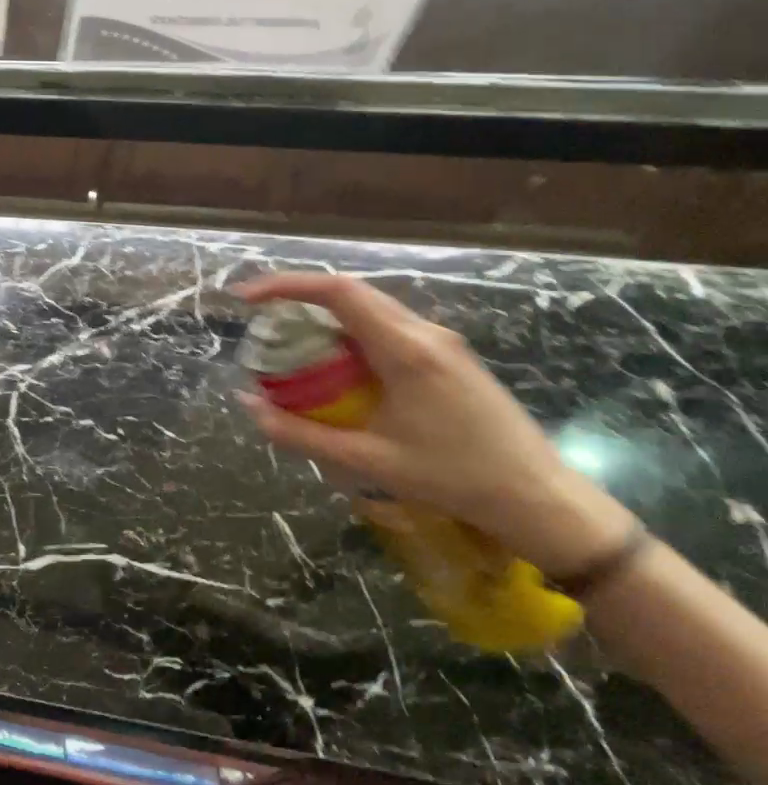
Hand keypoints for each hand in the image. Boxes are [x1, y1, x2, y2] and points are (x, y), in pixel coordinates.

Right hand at [233, 273, 637, 575]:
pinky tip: (333, 369)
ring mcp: (442, 345)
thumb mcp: (366, 460)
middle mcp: (426, 335)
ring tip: (288, 346)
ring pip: (371, 311)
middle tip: (258, 321)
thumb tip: (246, 405)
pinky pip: (387, 331)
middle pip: (353, 294)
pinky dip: (349, 337)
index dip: (286, 285)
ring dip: (325, 319)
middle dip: (298, 299)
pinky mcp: (449, 360)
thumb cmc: (454, 478)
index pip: (338, 293)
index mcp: (406, 351)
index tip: (247, 298)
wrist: (540, 498)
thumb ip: (299, 433)